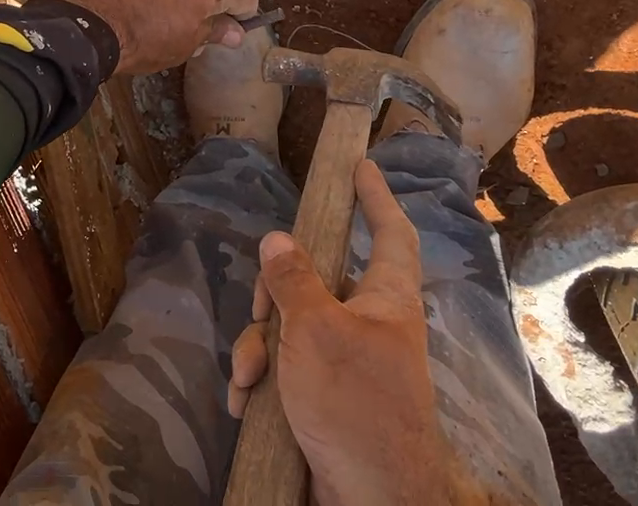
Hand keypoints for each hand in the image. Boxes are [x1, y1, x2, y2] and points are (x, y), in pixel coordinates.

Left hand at [58, 0, 258, 74]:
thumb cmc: (147, 40)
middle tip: (193, 33)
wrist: (91, 25)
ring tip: (161, 25)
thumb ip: (213, 33)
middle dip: (206, 6)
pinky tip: (141, 13)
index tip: (236, 27)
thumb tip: (235, 32)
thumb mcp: (185, 45)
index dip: (245, 12)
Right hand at [228, 160, 456, 505]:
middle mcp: (369, 324)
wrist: (371, 501)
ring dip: (260, 348)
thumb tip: (278, 238)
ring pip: (290, 325)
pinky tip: (249, 402)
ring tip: (252, 381)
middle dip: (275, 296)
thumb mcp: (316, 331)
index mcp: (385, 301)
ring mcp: (346, 360)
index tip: (361, 166)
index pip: (389, 233)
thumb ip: (293, 279)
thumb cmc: (355, 404)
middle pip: (315, 280)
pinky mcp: (325, 394)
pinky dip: (264, 378)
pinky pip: (285, 365)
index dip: (376, 197)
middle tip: (261, 315)